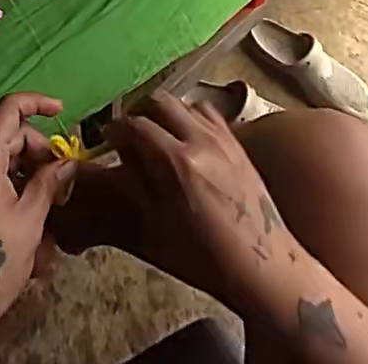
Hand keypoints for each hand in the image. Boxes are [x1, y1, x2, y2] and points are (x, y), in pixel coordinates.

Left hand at [0, 94, 74, 361]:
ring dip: (31, 166)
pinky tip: (33, 207)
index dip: (37, 102)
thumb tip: (67, 161)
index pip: (9, 109)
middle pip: (10, 134)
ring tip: (52, 196)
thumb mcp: (30, 220)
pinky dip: (17, 179)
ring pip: (4, 154)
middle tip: (62, 175)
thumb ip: (49, 182)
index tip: (62, 111)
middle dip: (40, 146)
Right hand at [106, 94, 299, 309]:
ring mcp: (221, 137)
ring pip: (183, 103)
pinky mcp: (235, 140)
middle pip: (159, 101)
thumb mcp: (155, 228)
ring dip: (164, 112)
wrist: (260, 265)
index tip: (106, 137)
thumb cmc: (203, 257)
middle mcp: (199, 140)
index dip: (115, 129)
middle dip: (138, 112)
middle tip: (129, 131)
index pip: (136, 125)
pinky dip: (190, 115)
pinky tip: (186, 136)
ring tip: (156, 134)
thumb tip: (115, 158)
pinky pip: (207, 111)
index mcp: (176, 163)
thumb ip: (131, 186)